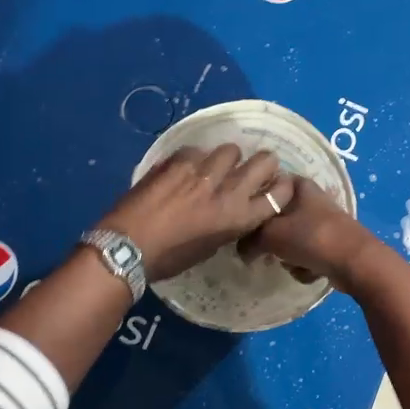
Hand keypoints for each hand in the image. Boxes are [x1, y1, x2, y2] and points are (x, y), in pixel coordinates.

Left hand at [99, 145, 295, 280]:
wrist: (127, 247)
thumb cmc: (170, 258)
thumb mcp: (211, 246)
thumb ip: (229, 223)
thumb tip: (232, 209)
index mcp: (240, 218)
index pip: (280, 193)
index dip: (281, 186)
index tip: (273, 186)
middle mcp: (229, 191)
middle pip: (265, 161)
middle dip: (263, 163)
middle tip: (250, 169)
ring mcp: (204, 172)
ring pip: (231, 149)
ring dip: (226, 158)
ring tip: (212, 167)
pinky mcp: (178, 161)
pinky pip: (197, 151)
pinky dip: (194, 159)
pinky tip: (182, 170)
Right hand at [238, 176, 383, 286]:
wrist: (356, 263)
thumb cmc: (311, 238)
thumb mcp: (270, 235)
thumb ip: (248, 240)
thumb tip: (240, 251)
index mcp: (298, 185)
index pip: (265, 186)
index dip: (253, 204)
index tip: (243, 221)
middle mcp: (311, 200)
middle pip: (277, 218)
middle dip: (272, 239)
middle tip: (264, 250)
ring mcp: (322, 224)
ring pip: (290, 240)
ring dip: (289, 257)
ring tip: (293, 263)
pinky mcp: (330, 245)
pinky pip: (306, 256)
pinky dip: (305, 266)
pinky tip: (310, 272)